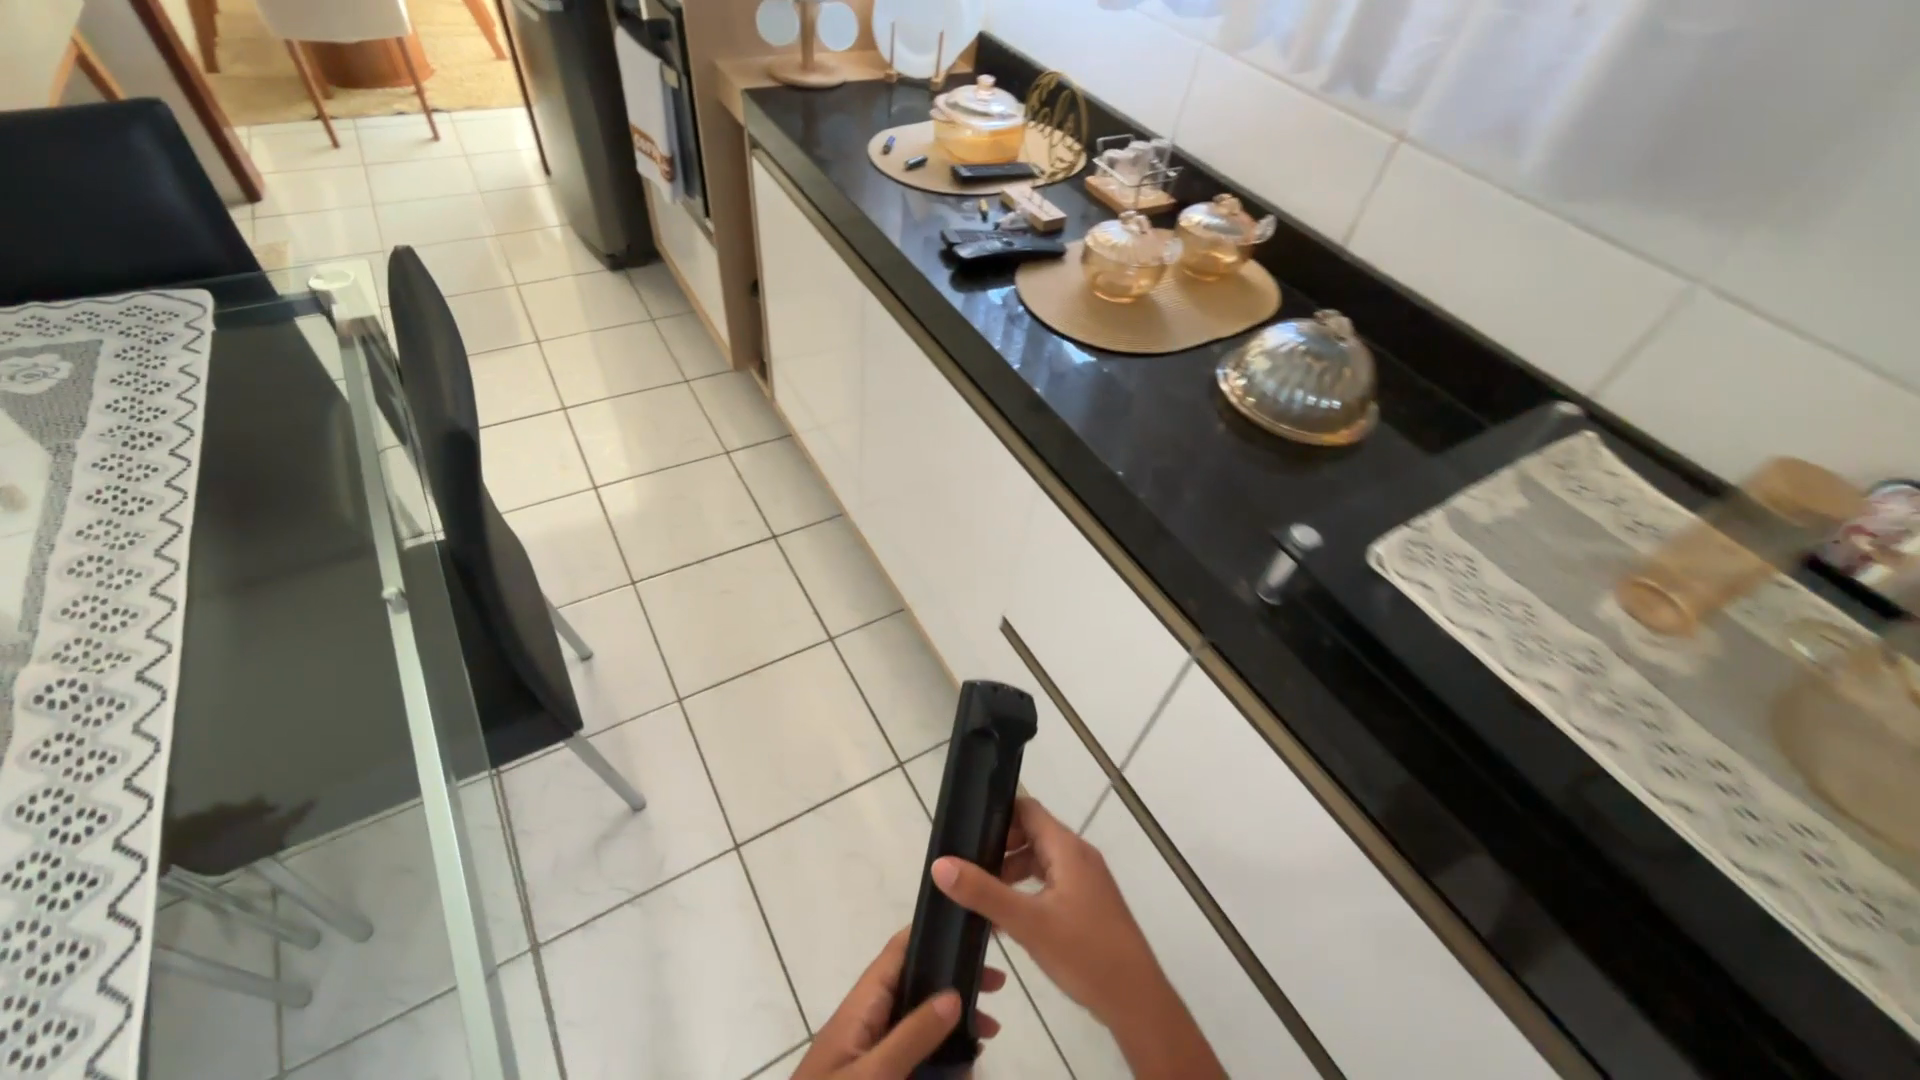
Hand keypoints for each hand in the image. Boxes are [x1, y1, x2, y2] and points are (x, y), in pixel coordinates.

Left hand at [791, 927, 1008, 1079]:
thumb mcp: (874, 1074)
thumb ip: (912, 1036)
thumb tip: (952, 994)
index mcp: (861, 1006)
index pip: (897, 952)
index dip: (932, 934)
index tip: (971, 931)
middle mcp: (866, 1019)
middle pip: (915, 984)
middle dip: (955, 981)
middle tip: (996, 987)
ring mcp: (869, 1049)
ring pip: (918, 1020)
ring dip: (954, 1020)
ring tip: (991, 1031)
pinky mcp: (875, 1073)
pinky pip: (912, 1053)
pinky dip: (940, 1053)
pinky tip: (966, 1065)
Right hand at [931, 797, 1167, 1030]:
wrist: (1136, 1000)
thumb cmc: (1084, 954)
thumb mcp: (1027, 923)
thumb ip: (983, 892)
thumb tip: (941, 864)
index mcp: (1068, 849)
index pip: (1028, 810)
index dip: (997, 814)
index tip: (966, 831)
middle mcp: (1079, 857)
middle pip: (1032, 834)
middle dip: (998, 848)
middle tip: (966, 869)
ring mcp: (1086, 881)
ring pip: (1040, 862)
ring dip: (1010, 873)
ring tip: (980, 897)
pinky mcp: (1088, 905)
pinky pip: (1050, 884)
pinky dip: (1026, 892)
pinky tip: (1006, 920)